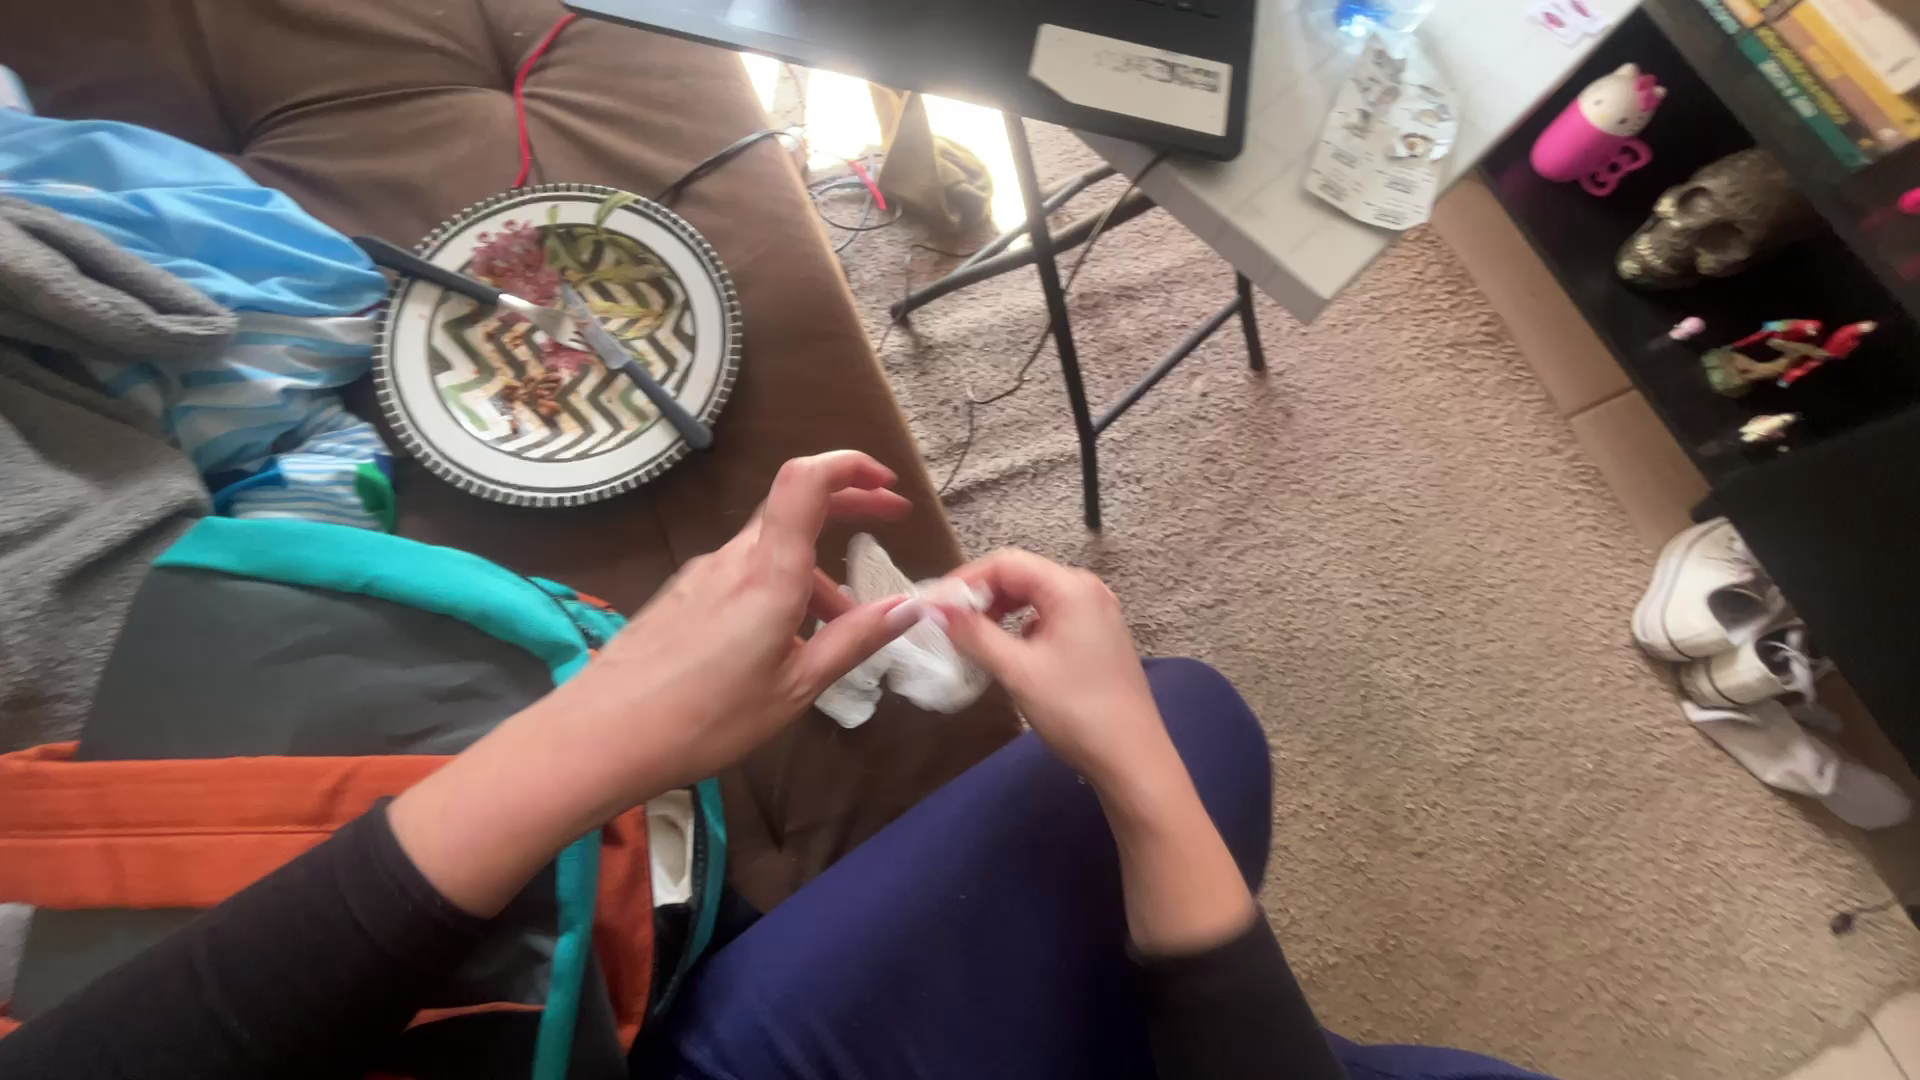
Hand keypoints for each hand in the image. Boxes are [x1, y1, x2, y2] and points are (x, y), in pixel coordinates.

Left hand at [548, 451, 923, 799]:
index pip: (807, 481)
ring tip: (841, 626)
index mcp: (770, 573)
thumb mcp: (796, 687)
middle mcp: (736, 558)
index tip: (888, 486)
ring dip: (817, 573)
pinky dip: (782, 589)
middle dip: (851, 504)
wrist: (599, 739)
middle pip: (797, 504)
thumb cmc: (707, 718)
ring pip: (775, 550)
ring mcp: (705, 573)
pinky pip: (747, 574)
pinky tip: (785, 641)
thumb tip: (910, 606)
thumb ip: (855, 640)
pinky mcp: (685, 594)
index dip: (851, 465)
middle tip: (892, 518)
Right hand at [931, 549, 1172, 789]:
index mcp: (1071, 588)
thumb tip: (936, 608)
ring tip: (973, 637)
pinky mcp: (1099, 636)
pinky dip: (1023, 627)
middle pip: (1022, 575)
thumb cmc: (1076, 711)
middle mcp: (1087, 590)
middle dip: (982, 595)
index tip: (935, 605)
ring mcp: (1097, 613)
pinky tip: (1010, 652)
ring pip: (1036, 597)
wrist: (1133, 760)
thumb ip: (974, 634)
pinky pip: (1052, 617)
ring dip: (1001, 611)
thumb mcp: (1017, 670)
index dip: (965, 580)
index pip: (1006, 563)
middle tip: (949, 622)